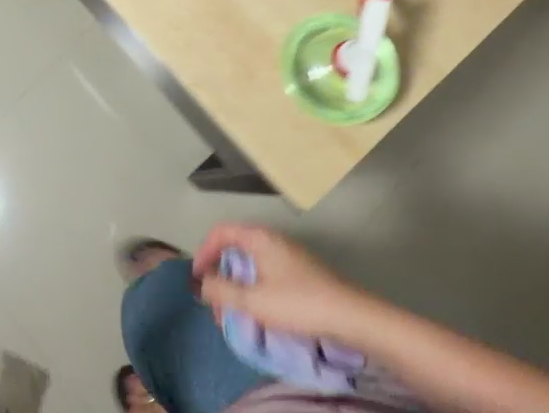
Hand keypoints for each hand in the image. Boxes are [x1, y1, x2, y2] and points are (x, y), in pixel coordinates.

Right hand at [192, 223, 378, 344]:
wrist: (350, 316)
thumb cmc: (298, 303)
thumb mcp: (253, 301)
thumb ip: (221, 290)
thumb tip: (201, 282)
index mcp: (258, 237)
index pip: (220, 232)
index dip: (203, 253)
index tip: (197, 280)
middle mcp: (272, 238)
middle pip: (235, 248)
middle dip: (220, 277)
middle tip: (217, 307)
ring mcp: (288, 253)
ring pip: (251, 264)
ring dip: (237, 287)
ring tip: (236, 316)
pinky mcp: (300, 271)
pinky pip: (267, 273)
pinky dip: (255, 290)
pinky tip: (259, 313)